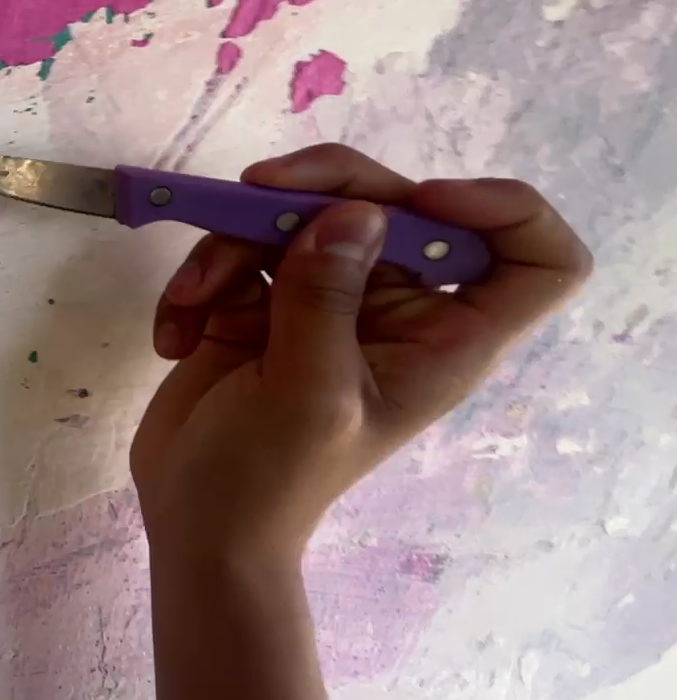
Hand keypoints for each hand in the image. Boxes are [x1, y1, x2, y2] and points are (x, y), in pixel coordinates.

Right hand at [130, 143, 592, 563]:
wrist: (194, 513)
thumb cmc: (269, 474)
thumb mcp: (305, 391)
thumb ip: (325, 300)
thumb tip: (351, 213)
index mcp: (437, 338)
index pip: (528, 259)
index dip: (497, 211)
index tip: (422, 198)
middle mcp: (382, 312)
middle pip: (378, 211)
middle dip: (311, 197)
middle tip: (250, 186)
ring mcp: (307, 308)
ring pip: (282, 229)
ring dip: (221, 257)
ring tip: (186, 307)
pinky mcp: (244, 311)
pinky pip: (223, 265)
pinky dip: (189, 291)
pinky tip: (171, 338)